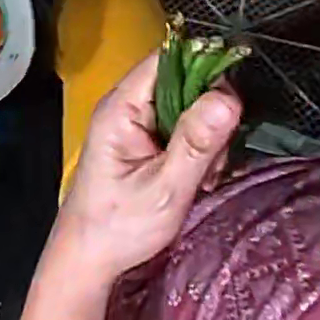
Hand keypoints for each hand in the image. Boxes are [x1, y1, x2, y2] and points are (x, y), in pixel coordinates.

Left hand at [48, 51, 240, 284]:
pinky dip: (199, 148)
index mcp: (123, 106)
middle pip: (183, 80)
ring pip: (188, 105)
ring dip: (207, 135)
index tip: (231, 100)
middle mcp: (128, 105)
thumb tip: (229, 97)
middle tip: (217, 155)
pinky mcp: (145, 140)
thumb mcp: (165, 188)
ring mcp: (136, 122)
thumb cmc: (119, 227)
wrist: (88, 259)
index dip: (203, 67)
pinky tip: (200, 176)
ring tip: (206, 174)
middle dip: (209, 112)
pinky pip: (182, 126)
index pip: (167, 59)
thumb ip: (197, 143)